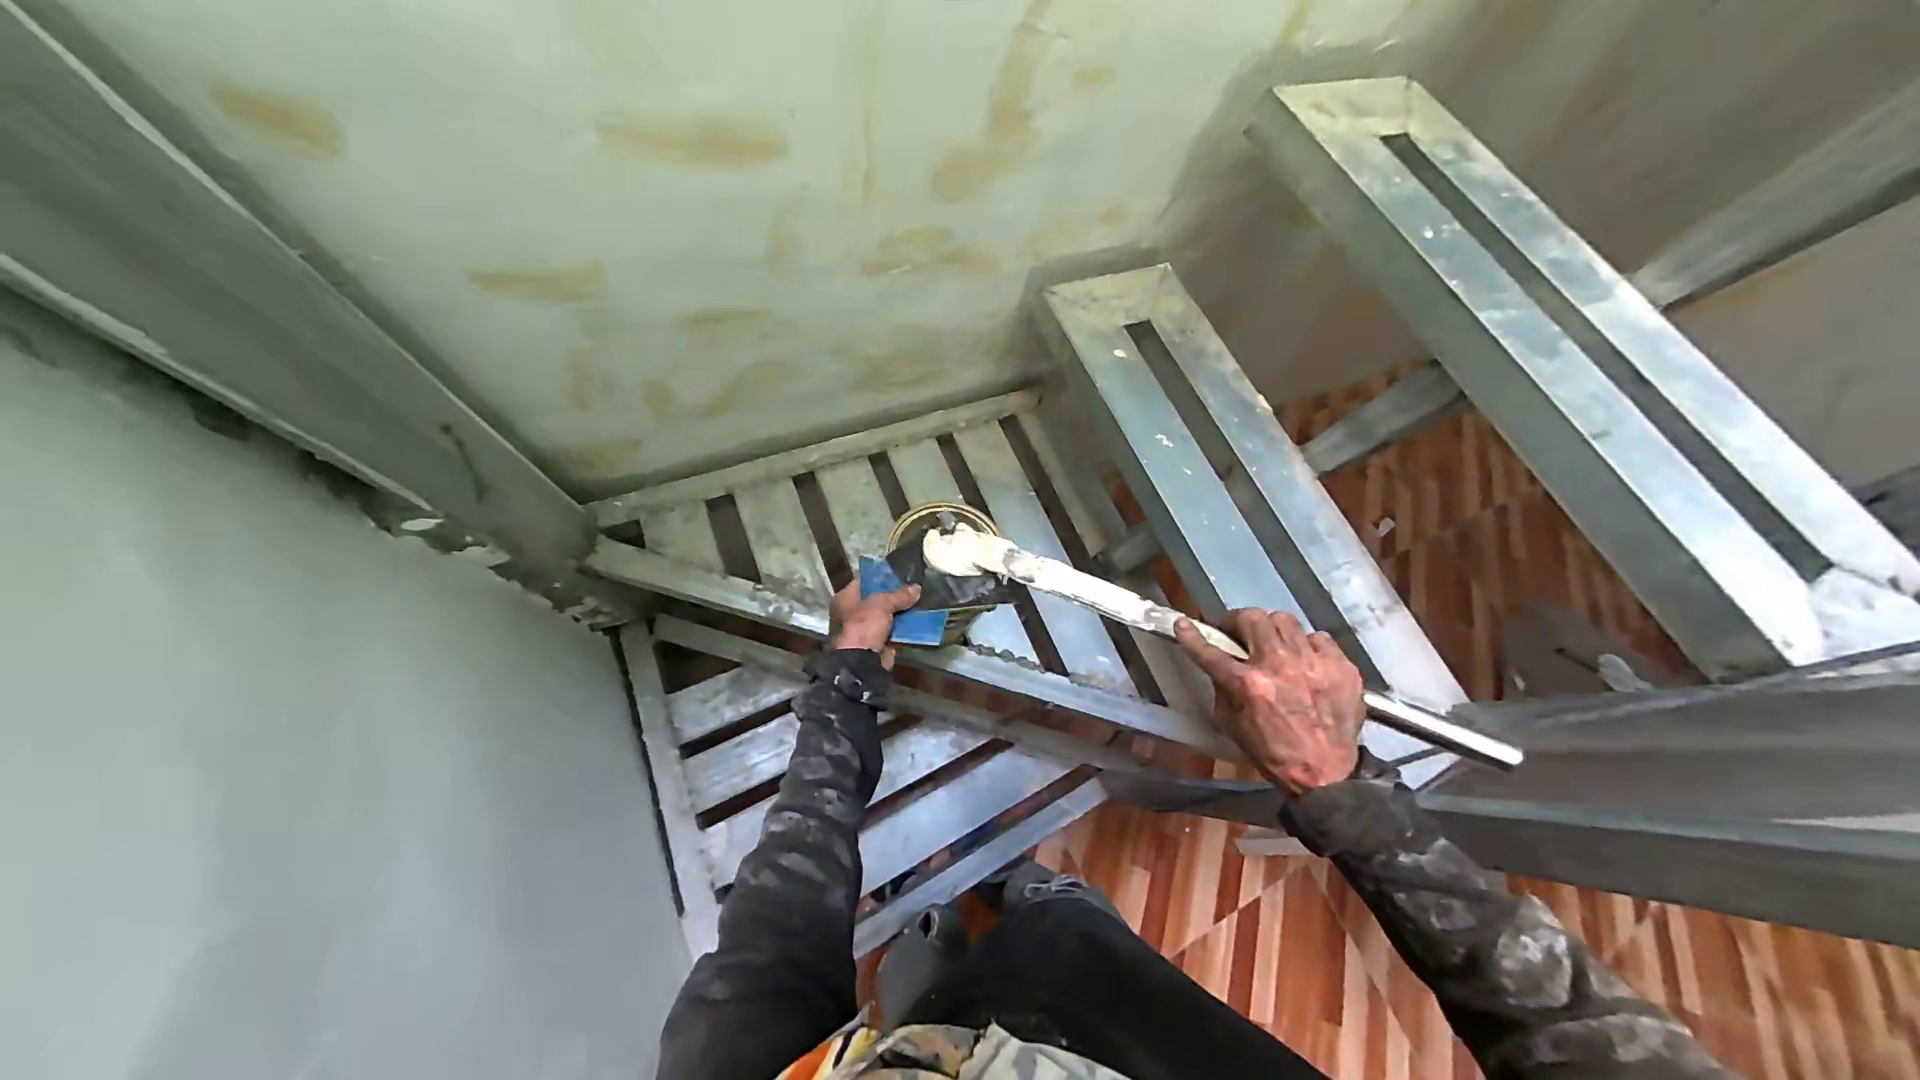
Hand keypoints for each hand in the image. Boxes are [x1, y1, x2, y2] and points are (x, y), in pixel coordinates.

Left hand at [827, 578, 921, 665]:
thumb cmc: (864, 625)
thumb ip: (900, 595)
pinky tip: (916, 620)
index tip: (896, 572)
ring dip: (898, 612)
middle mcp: (849, 613)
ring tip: (917, 602)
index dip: (878, 576)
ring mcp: (861, 630)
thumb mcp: (883, 603)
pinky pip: (890, 631)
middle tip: (910, 588)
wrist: (861, 661)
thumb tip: (917, 588)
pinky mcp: (873, 644)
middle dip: (891, 595)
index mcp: (844, 599)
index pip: (861, 581)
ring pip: (883, 616)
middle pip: (873, 599)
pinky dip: (901, 628)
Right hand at [1174, 610, 1364, 793]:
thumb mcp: (1232, 724)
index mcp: (1249, 685)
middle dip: (1238, 621)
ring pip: (1286, 620)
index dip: (1191, 636)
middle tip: (1238, 633)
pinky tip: (1305, 662)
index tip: (1183, 625)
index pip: (1211, 652)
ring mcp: (1314, 663)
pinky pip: (1319, 639)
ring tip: (1274, 644)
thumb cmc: (1272, 753)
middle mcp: (1280, 666)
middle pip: (1252, 618)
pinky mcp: (1342, 667)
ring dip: (1272, 629)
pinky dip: (1307, 646)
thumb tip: (1221, 665)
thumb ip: (1223, 688)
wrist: (1327, 775)